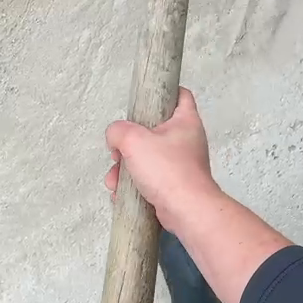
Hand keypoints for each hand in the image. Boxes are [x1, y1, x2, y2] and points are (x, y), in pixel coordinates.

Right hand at [105, 87, 292, 302]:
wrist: (186, 211)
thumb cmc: (168, 170)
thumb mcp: (133, 140)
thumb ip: (118, 130)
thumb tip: (115, 137)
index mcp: (185, 121)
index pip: (180, 94)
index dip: (163, 91)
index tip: (144, 99)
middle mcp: (186, 141)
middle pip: (153, 130)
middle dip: (129, 143)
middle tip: (119, 151)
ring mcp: (181, 164)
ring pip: (147, 158)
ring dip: (125, 168)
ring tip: (115, 179)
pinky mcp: (174, 185)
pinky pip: (148, 180)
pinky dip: (133, 186)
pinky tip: (120, 194)